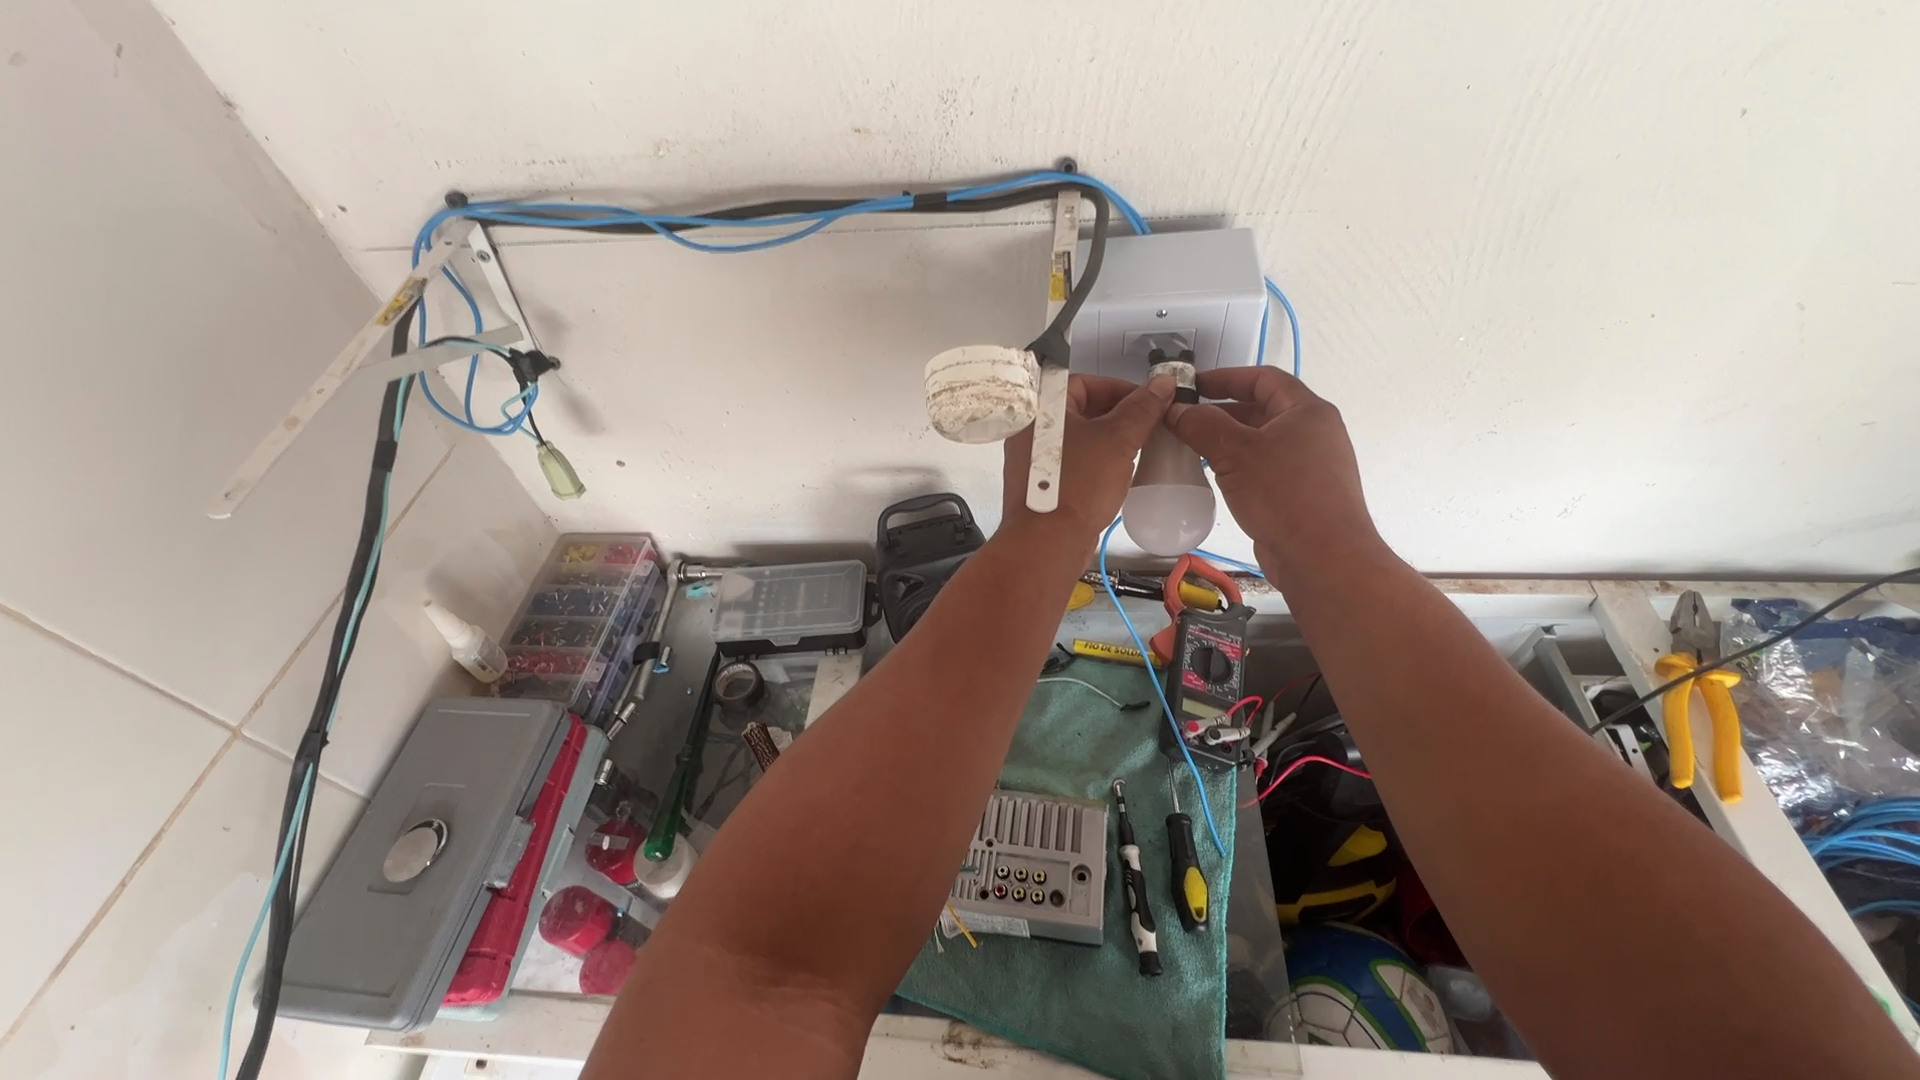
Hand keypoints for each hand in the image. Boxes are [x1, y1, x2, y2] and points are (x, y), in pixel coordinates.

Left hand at [1001, 374, 1173, 548]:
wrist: (1048, 541)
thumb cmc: (1076, 486)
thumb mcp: (1118, 439)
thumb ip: (1142, 408)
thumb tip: (1162, 383)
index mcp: (1041, 408)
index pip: (1084, 383)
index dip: (1119, 389)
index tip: (1146, 402)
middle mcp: (1030, 431)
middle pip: (1080, 410)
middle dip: (1117, 416)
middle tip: (1145, 426)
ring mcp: (1031, 459)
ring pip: (1077, 439)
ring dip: (1107, 441)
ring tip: (1135, 450)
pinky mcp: (1040, 485)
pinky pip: (1071, 463)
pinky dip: (1093, 463)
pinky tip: (1115, 474)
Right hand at [1166, 367, 1381, 570]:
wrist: (1322, 557)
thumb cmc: (1285, 495)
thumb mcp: (1236, 452)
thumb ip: (1202, 425)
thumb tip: (1177, 410)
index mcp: (1307, 411)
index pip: (1263, 378)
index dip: (1225, 378)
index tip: (1192, 385)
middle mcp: (1313, 433)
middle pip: (1261, 410)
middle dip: (1220, 413)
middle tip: (1184, 420)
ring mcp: (1309, 466)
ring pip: (1260, 442)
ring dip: (1226, 442)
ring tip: (1191, 448)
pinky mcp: (1300, 494)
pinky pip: (1263, 469)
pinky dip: (1237, 467)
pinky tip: (1214, 478)